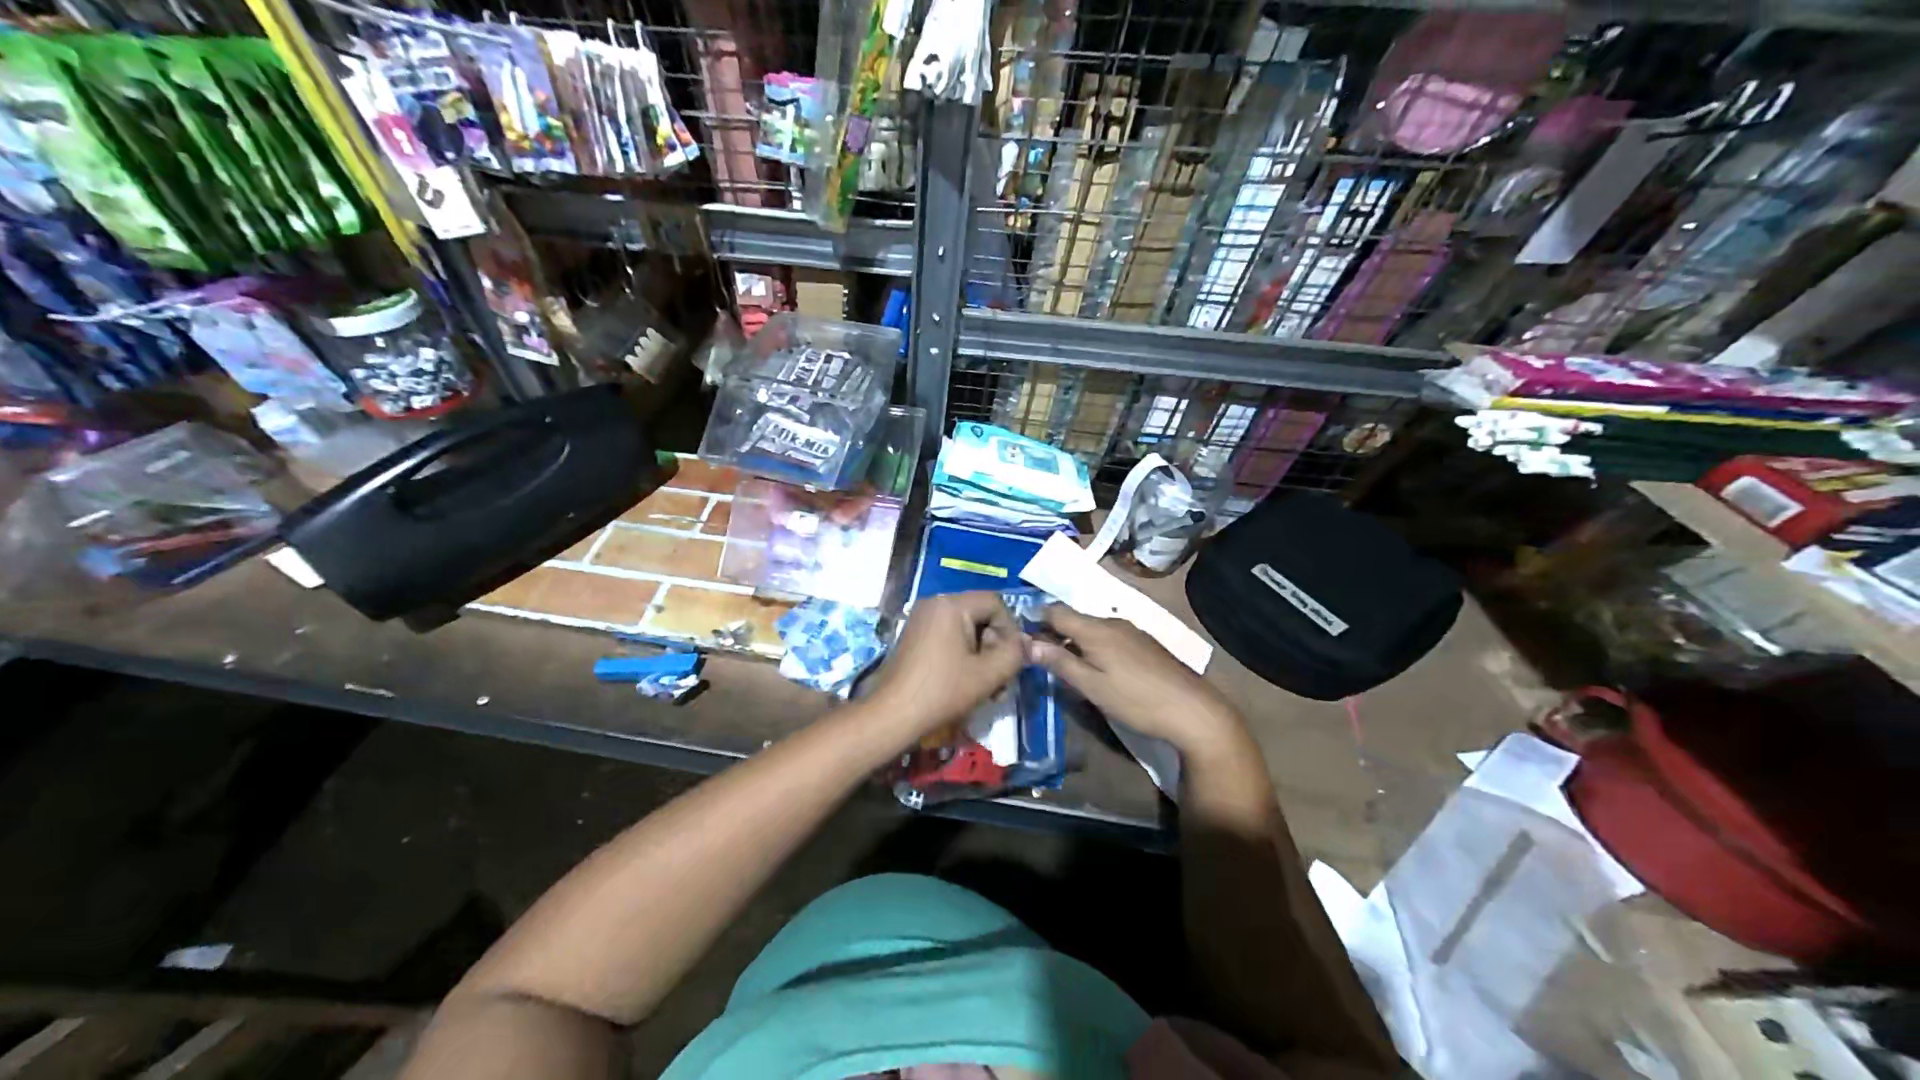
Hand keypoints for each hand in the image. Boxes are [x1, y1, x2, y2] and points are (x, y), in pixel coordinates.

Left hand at [865, 591, 1027, 737]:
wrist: (892, 715)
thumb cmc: (942, 691)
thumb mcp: (988, 674)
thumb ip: (1015, 654)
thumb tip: (1028, 643)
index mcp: (951, 604)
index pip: (996, 603)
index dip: (1011, 629)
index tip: (1012, 659)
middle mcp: (934, 603)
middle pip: (980, 615)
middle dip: (995, 645)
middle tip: (1000, 678)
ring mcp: (921, 619)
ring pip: (966, 629)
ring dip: (981, 655)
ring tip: (986, 686)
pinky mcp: (914, 636)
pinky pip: (949, 637)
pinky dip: (963, 655)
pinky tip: (966, 682)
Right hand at [1028, 605, 1242, 753]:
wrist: (1194, 711)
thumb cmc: (1136, 700)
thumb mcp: (1092, 686)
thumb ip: (1059, 662)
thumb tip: (1026, 642)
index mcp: (1095, 629)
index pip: (1054, 611)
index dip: (1035, 621)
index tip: (1022, 640)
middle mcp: (1112, 622)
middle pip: (1073, 618)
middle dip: (1054, 632)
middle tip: (1040, 658)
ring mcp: (1132, 631)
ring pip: (1092, 628)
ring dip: (1075, 641)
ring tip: (1066, 665)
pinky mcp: (1145, 643)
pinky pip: (1109, 636)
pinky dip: (1095, 646)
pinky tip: (1098, 668)